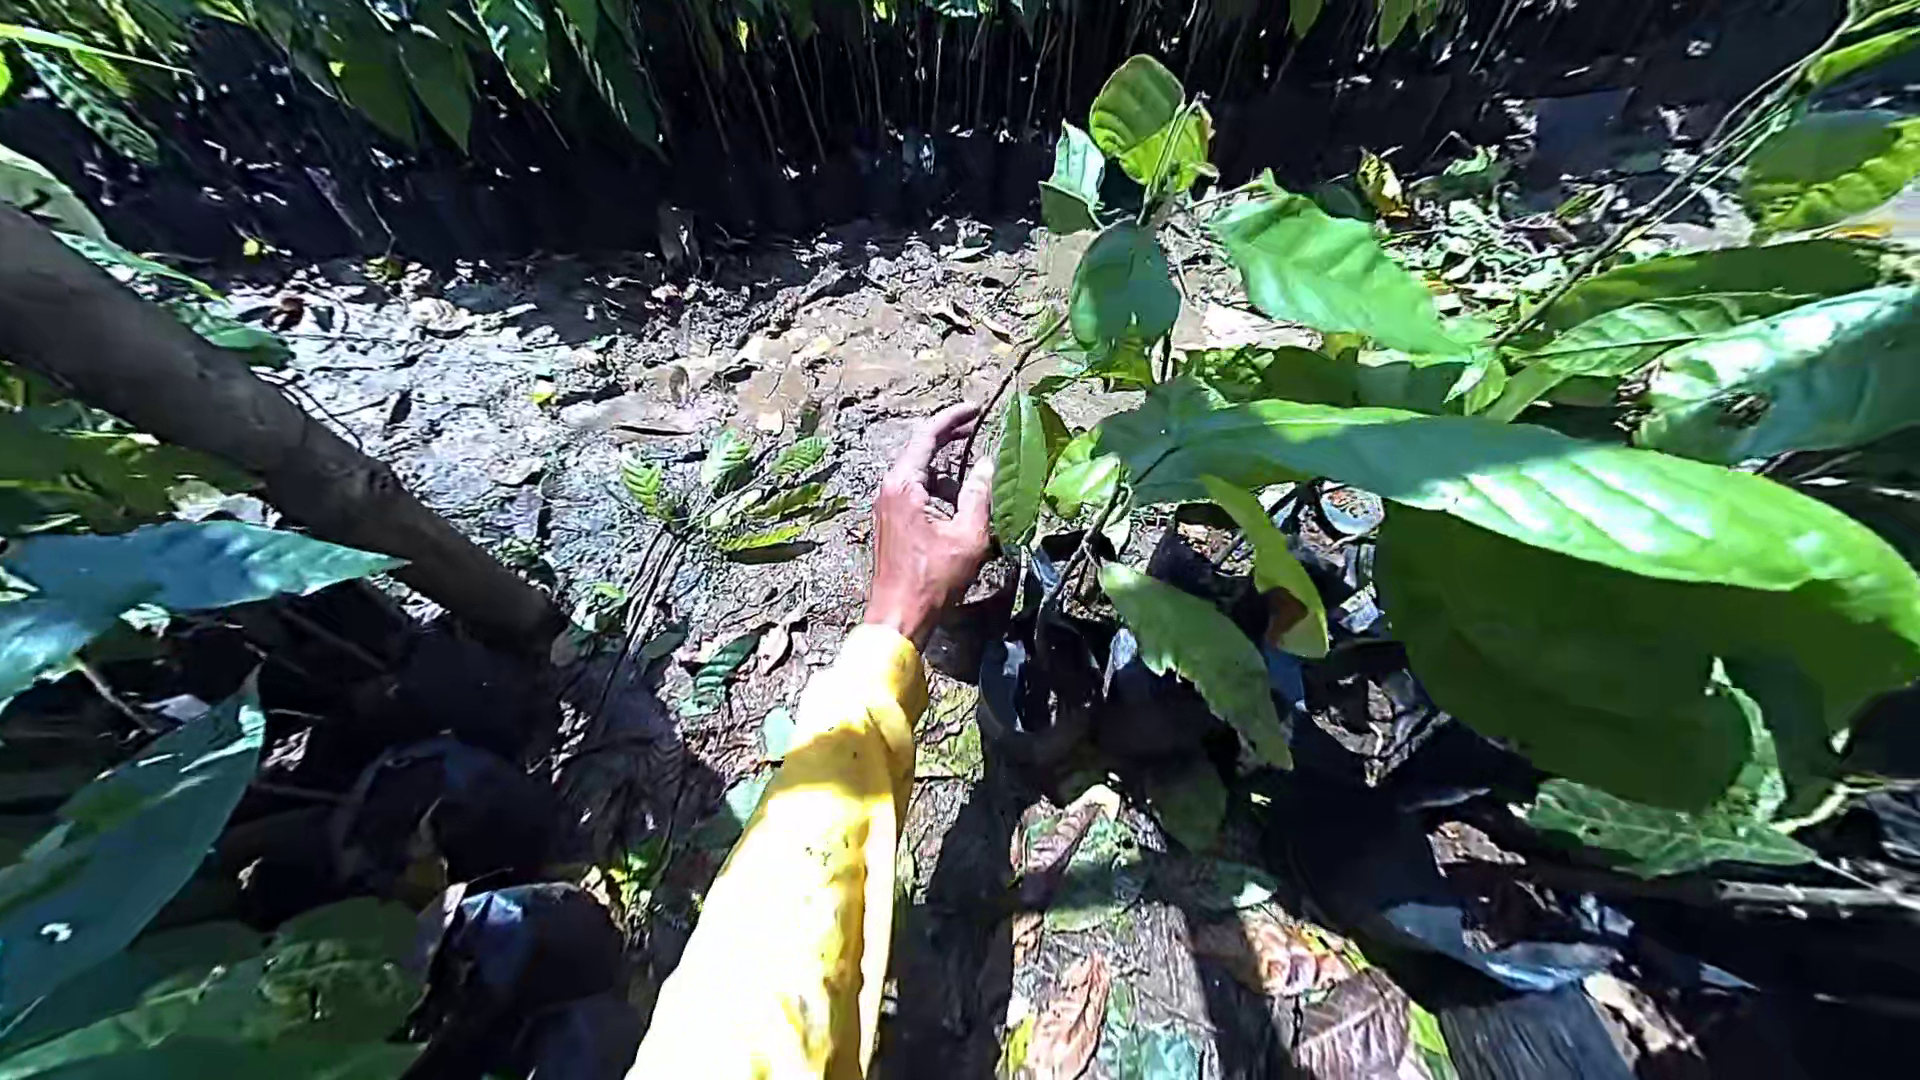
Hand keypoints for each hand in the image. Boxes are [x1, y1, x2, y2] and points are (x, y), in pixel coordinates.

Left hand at [863, 402, 994, 647]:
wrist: (899, 614)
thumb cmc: (933, 577)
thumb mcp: (967, 534)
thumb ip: (979, 494)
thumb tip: (987, 464)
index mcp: (904, 484)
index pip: (927, 435)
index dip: (953, 418)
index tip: (976, 409)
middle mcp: (889, 488)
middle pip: (920, 449)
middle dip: (950, 438)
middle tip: (979, 429)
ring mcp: (886, 504)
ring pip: (919, 472)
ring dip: (947, 467)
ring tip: (976, 470)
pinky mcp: (891, 520)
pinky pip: (915, 490)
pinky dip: (937, 487)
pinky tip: (958, 501)